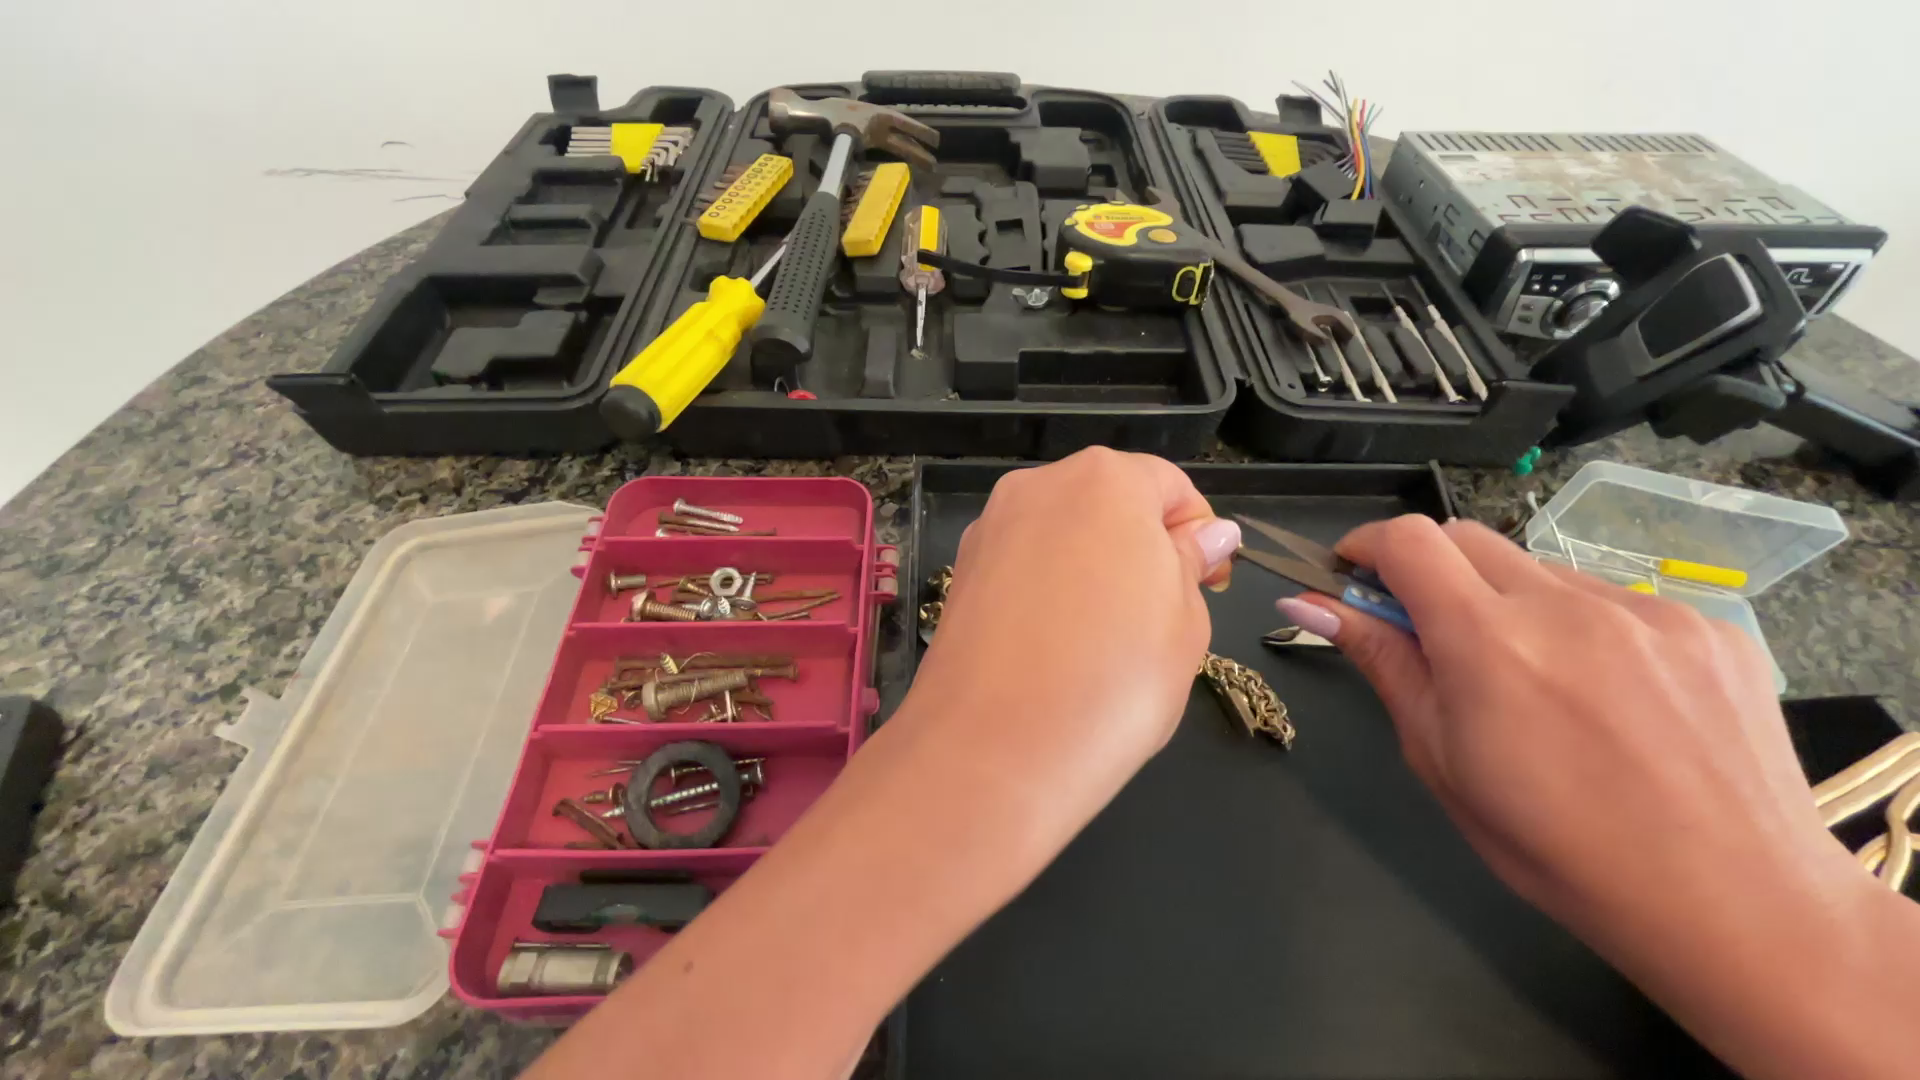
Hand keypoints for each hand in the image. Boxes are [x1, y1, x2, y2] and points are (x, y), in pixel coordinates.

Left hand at [903, 448, 1239, 830]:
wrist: (995, 749)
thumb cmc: (1116, 679)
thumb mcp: (1186, 621)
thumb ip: (1191, 562)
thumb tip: (1206, 533)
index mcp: (1105, 480)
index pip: (1168, 485)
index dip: (1197, 534)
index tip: (1208, 585)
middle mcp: (1037, 486)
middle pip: (1106, 502)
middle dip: (1139, 545)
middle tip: (1156, 614)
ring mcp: (989, 529)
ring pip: (1059, 534)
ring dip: (1089, 567)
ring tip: (1101, 637)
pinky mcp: (959, 573)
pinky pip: (1021, 566)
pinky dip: (1045, 589)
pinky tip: (1053, 644)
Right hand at [1278, 515, 1851, 935]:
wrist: (1734, 903)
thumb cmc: (1551, 844)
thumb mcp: (1439, 756)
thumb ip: (1381, 661)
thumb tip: (1308, 603)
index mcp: (1491, 641)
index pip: (1408, 540)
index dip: (1366, 546)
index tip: (1351, 575)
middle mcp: (1568, 604)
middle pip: (1466, 538)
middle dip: (1426, 568)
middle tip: (1426, 630)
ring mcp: (1648, 609)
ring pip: (1539, 570)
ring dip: (1506, 601)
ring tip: (1530, 680)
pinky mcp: (1708, 625)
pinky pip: (1612, 599)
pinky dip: (1578, 625)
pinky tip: (1603, 692)